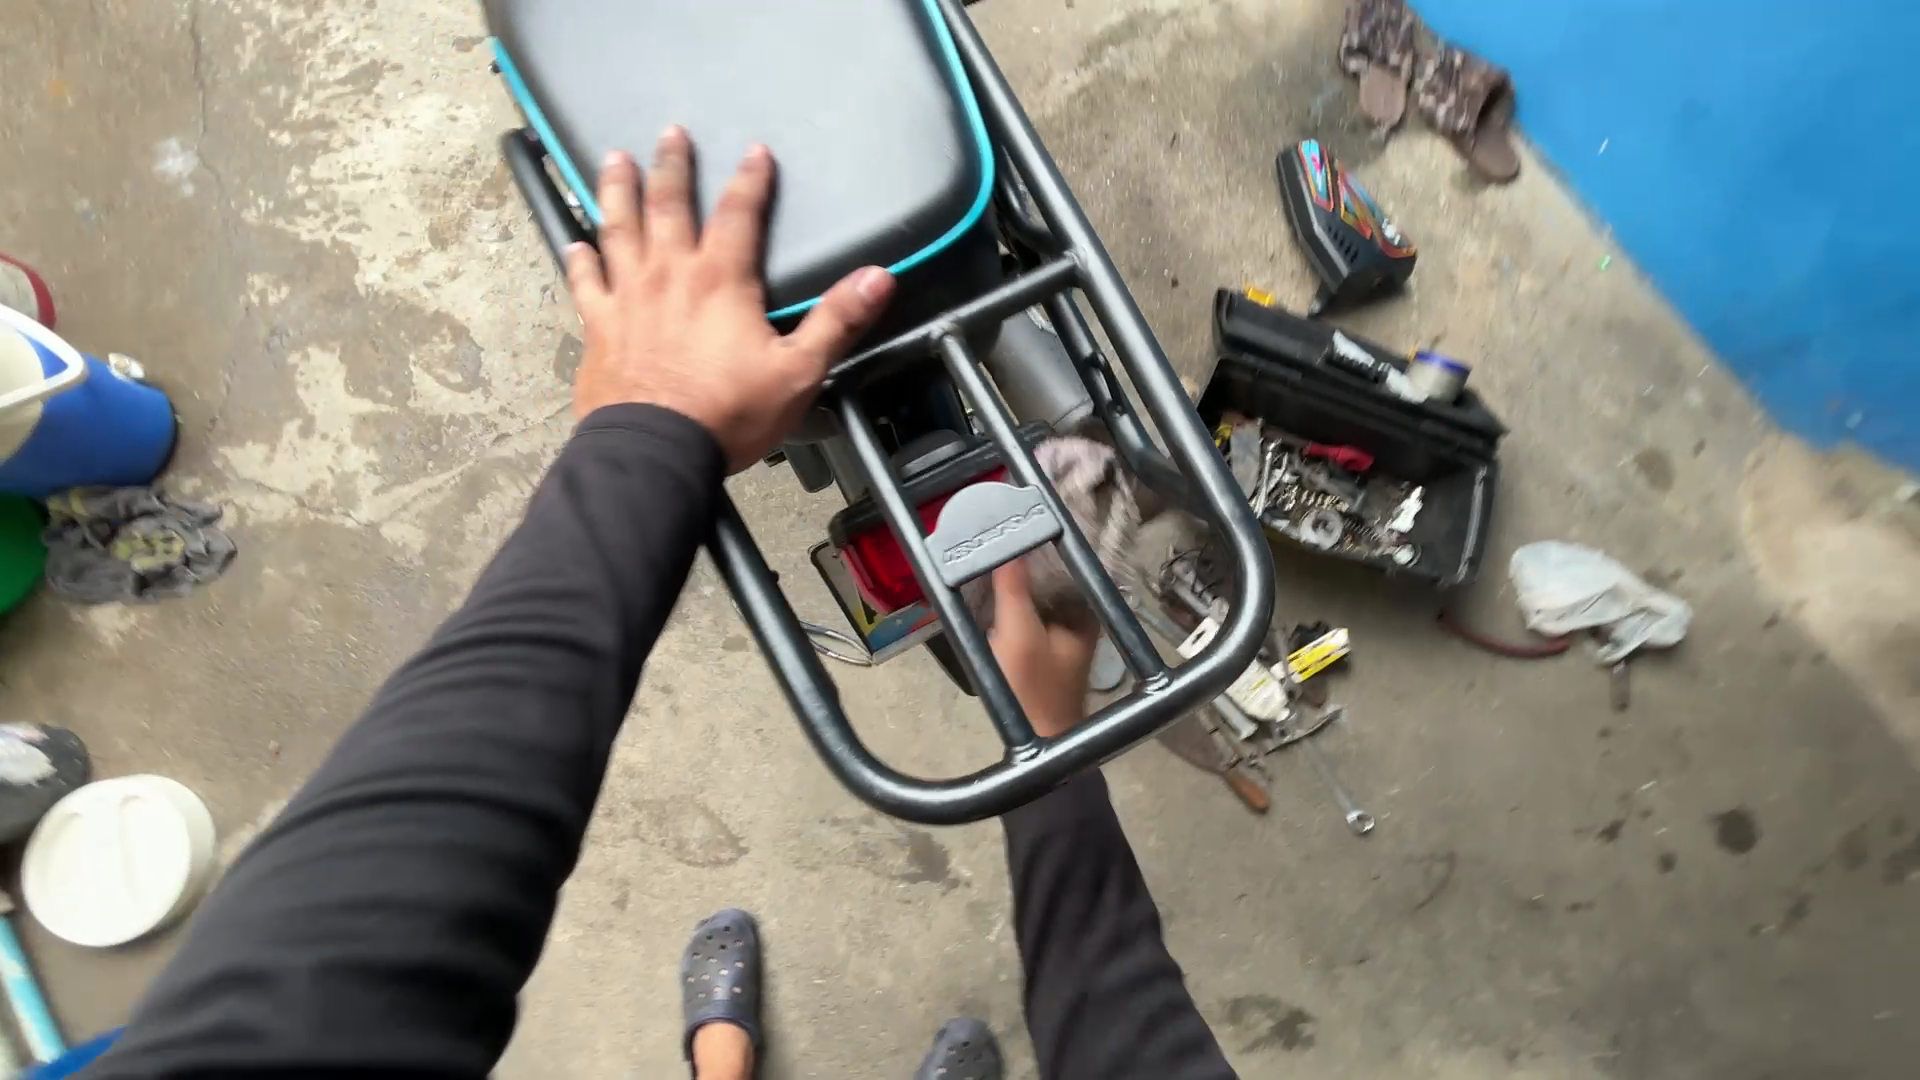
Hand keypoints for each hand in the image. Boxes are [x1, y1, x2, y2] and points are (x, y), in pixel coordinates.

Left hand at [564, 128, 895, 470]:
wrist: (658, 448)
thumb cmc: (731, 411)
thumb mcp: (800, 370)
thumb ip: (837, 321)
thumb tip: (879, 277)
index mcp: (721, 280)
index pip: (739, 214)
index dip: (750, 180)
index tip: (755, 152)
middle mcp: (669, 274)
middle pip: (668, 205)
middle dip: (672, 166)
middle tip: (670, 134)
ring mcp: (627, 297)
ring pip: (618, 228)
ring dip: (617, 190)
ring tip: (615, 160)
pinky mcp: (599, 327)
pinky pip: (585, 281)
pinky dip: (579, 258)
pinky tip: (574, 243)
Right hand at [987, 559, 1098, 738]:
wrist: (1035, 741)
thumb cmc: (1032, 689)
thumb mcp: (1018, 633)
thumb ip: (1013, 590)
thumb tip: (1008, 545)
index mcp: (1086, 614)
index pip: (1067, 565)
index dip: (1040, 548)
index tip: (1012, 533)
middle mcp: (1080, 623)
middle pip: (1050, 581)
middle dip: (1024, 568)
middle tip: (993, 549)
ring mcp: (1063, 640)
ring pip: (1038, 601)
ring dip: (1016, 590)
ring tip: (989, 570)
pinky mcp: (1046, 654)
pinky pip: (1029, 619)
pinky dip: (1013, 611)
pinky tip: (992, 606)